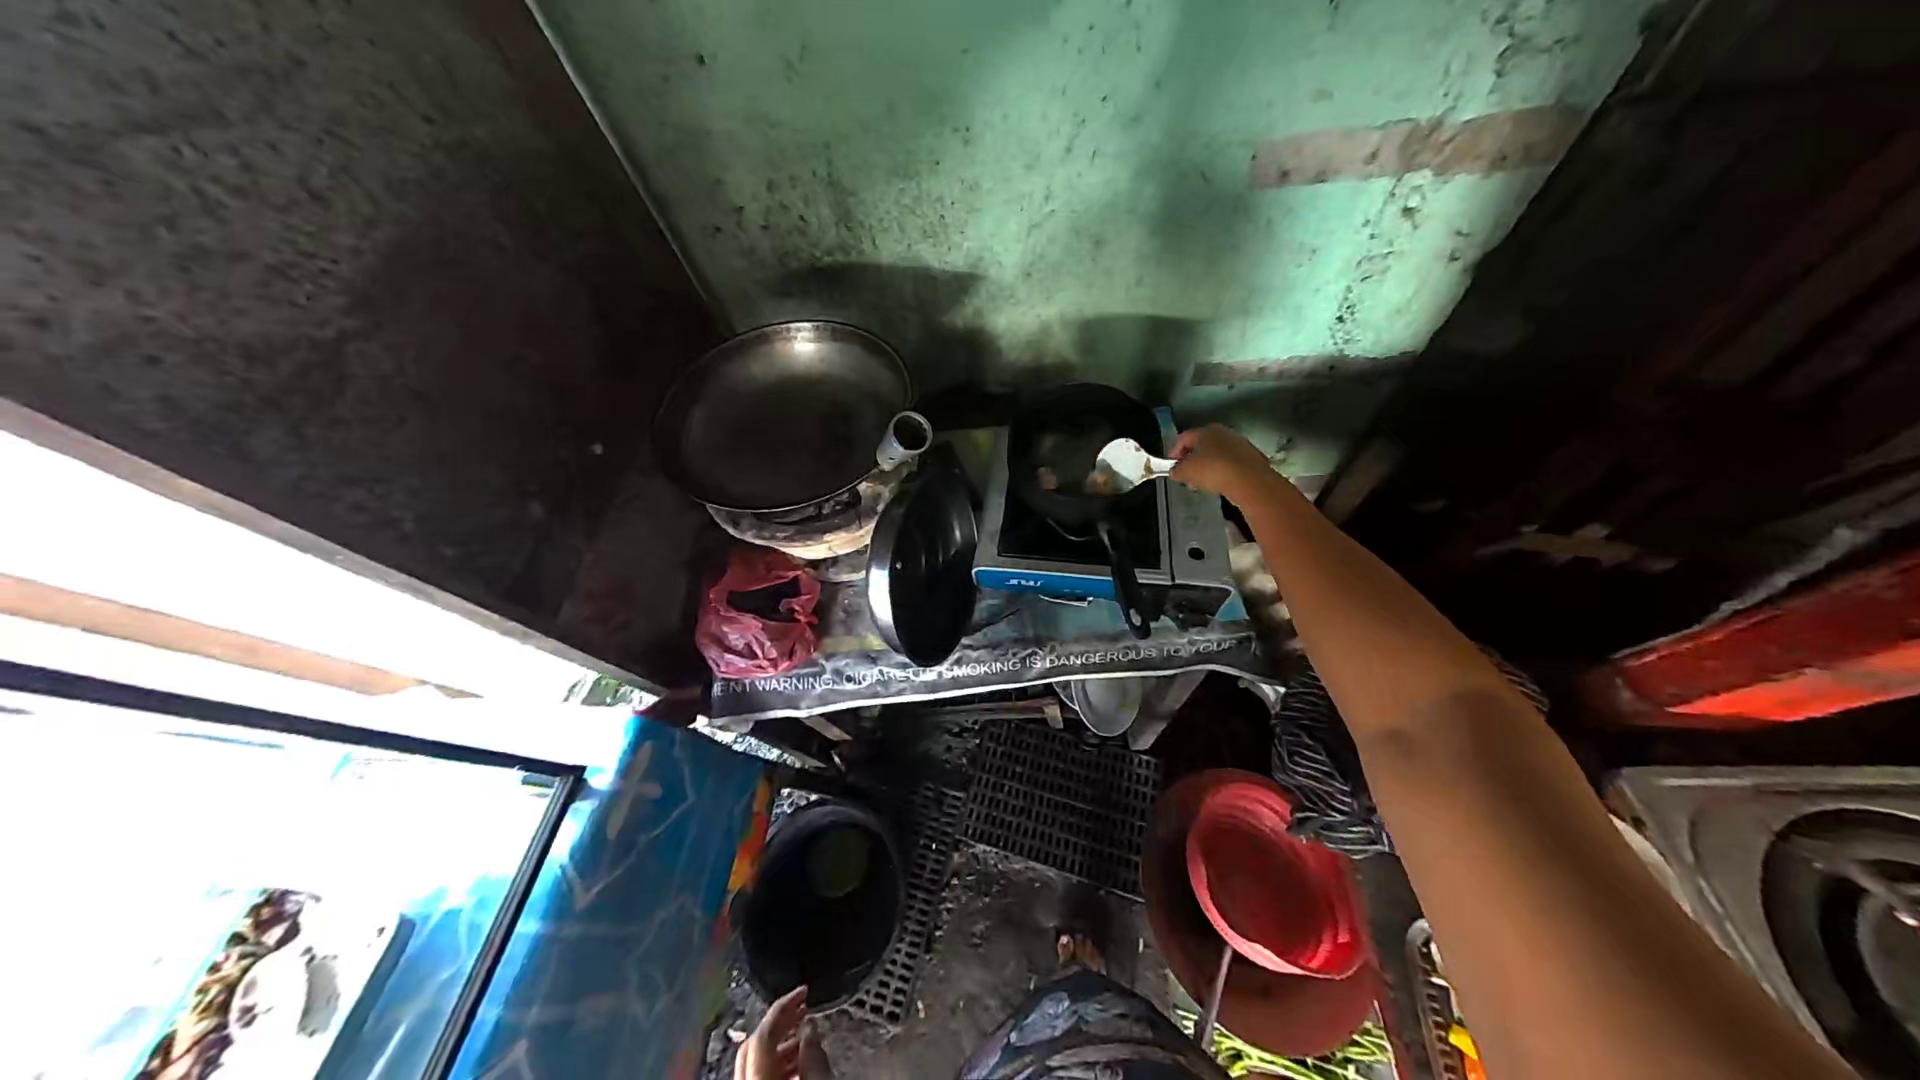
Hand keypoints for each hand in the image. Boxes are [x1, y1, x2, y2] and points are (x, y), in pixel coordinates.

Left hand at [735, 986, 830, 1079]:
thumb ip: (811, 1054)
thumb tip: (810, 1027)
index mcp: (756, 1076)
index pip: (763, 1032)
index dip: (784, 1006)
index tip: (803, 991)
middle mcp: (746, 1079)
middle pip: (758, 1042)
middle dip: (782, 1019)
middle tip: (804, 1004)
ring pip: (759, 1058)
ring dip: (783, 1040)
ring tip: (807, 1029)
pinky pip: (762, 1073)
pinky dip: (780, 1060)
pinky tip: (800, 1057)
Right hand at [1169, 424, 1274, 500]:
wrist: (1249, 481)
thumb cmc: (1213, 470)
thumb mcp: (1185, 472)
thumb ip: (1176, 470)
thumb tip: (1175, 471)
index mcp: (1205, 431)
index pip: (1184, 438)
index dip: (1174, 452)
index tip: (1171, 466)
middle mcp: (1223, 433)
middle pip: (1201, 445)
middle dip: (1192, 460)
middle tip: (1186, 475)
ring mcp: (1239, 444)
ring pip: (1217, 454)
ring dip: (1207, 466)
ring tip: (1202, 482)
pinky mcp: (1251, 458)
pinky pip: (1230, 463)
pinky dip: (1222, 471)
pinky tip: (1219, 483)